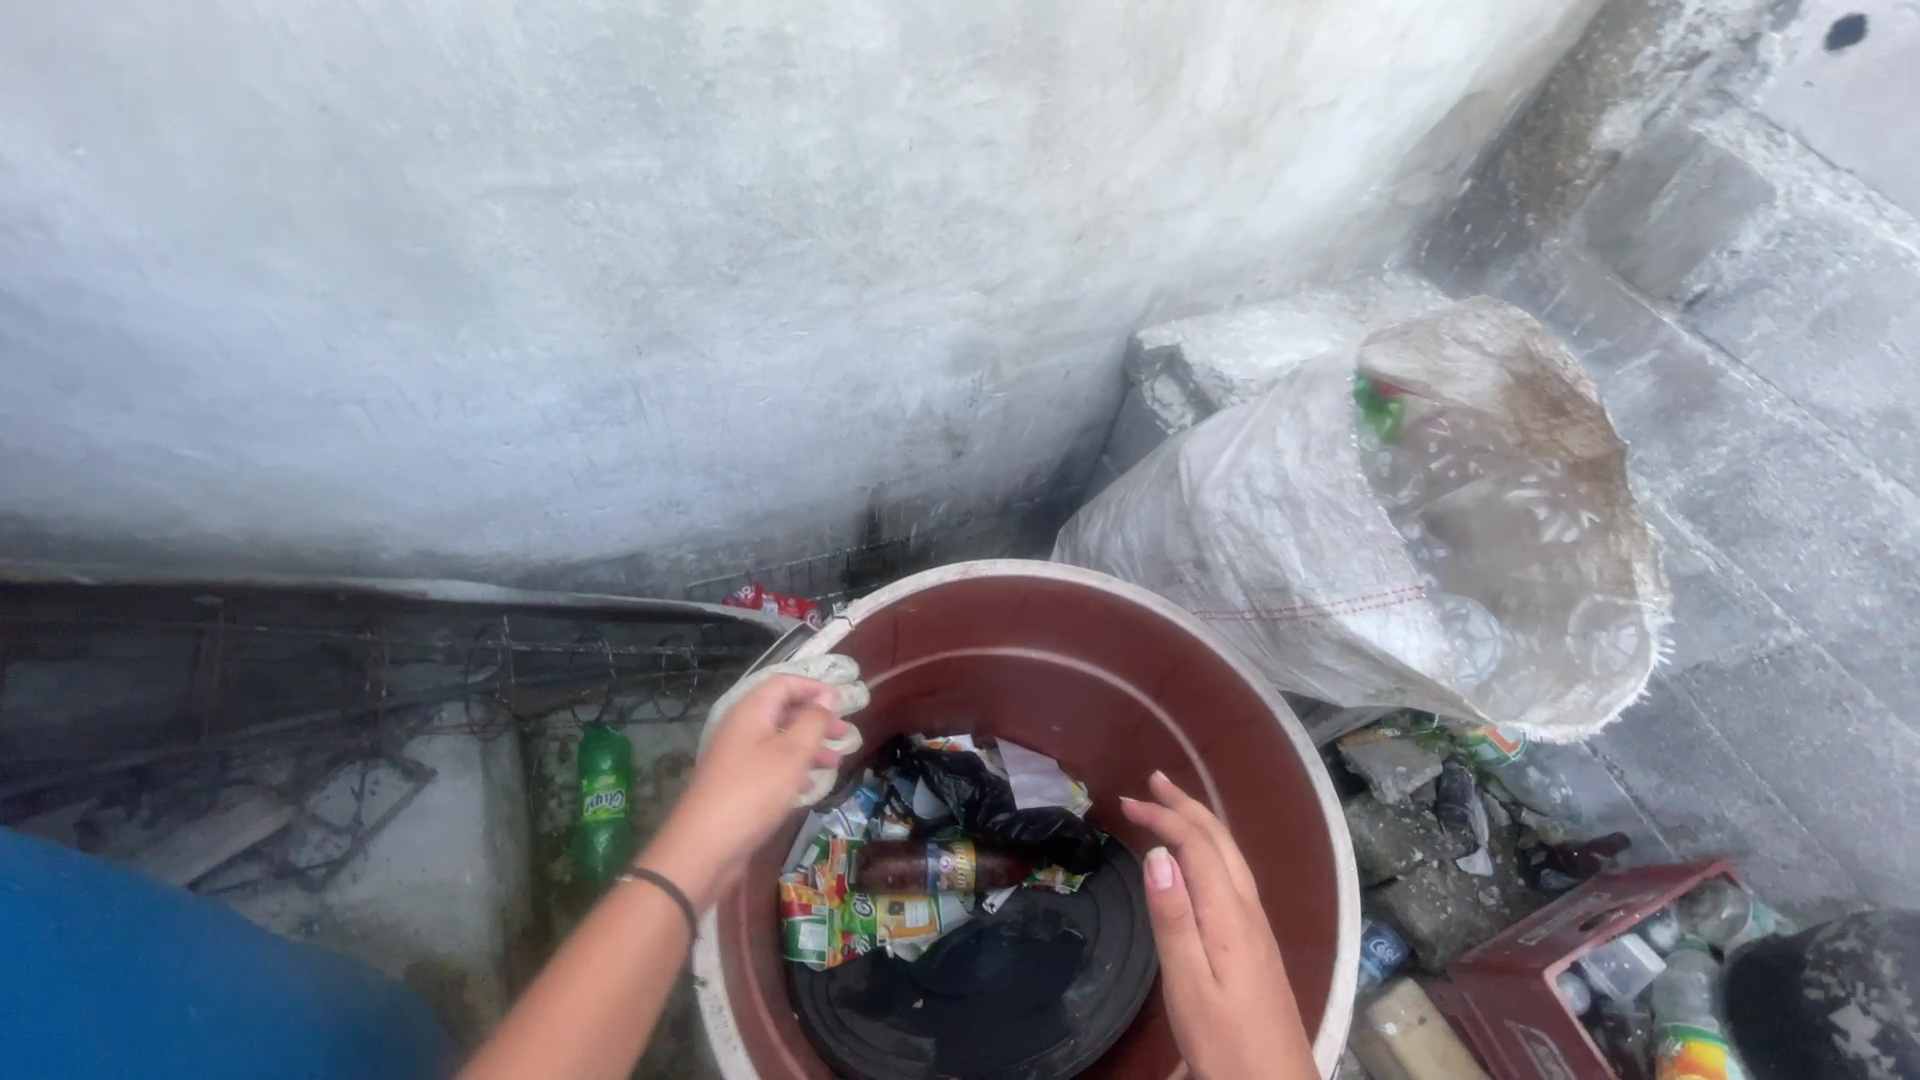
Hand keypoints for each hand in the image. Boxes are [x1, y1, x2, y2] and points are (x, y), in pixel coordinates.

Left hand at [639, 675, 853, 908]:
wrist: (705, 848)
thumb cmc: (754, 791)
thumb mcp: (792, 752)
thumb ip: (813, 721)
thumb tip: (827, 696)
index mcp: (751, 711)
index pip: (784, 683)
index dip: (814, 688)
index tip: (841, 703)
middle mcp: (741, 729)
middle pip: (783, 712)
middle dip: (816, 720)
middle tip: (845, 735)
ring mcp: (737, 758)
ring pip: (779, 741)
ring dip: (809, 747)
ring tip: (836, 762)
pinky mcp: (737, 785)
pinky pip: (770, 766)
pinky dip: (793, 770)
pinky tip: (810, 787)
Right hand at [1121, 772, 1318, 1079]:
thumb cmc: (1226, 1045)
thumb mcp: (1189, 986)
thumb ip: (1174, 918)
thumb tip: (1159, 854)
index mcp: (1228, 914)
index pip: (1196, 844)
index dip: (1164, 817)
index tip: (1127, 802)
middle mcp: (1248, 909)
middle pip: (1219, 840)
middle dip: (1185, 805)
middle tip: (1152, 781)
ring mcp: (1257, 925)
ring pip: (1230, 855)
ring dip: (1199, 821)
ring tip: (1172, 804)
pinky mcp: (1257, 942)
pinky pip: (1232, 873)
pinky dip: (1208, 847)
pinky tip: (1198, 858)